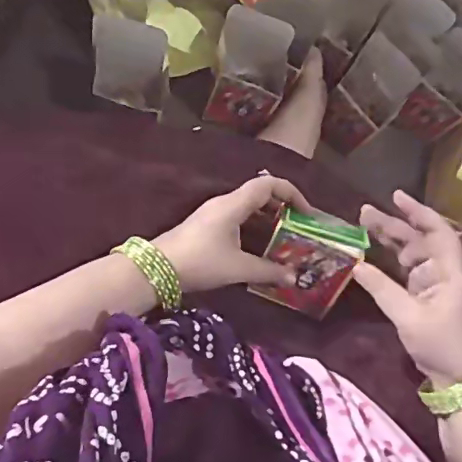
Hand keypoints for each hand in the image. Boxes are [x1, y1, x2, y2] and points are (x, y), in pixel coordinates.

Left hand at [154, 175, 312, 293]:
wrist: (156, 269)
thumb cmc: (200, 262)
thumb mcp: (238, 268)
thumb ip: (268, 271)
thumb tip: (294, 278)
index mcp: (233, 204)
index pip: (269, 184)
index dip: (292, 193)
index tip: (305, 213)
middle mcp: (223, 203)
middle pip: (258, 193)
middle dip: (281, 206)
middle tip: (297, 226)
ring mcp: (211, 214)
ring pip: (246, 206)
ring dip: (266, 218)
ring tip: (281, 237)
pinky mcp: (203, 226)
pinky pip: (235, 217)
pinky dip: (251, 226)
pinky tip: (256, 246)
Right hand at [353, 191, 461, 386]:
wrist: (456, 373)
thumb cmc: (440, 343)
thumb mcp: (408, 317)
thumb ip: (382, 290)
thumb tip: (356, 266)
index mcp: (451, 272)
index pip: (438, 232)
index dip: (418, 212)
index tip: (396, 197)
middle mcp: (445, 271)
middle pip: (420, 239)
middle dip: (395, 224)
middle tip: (364, 213)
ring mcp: (436, 282)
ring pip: (413, 252)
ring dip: (391, 239)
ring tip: (365, 226)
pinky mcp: (426, 294)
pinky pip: (408, 269)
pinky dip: (392, 259)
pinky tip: (375, 252)